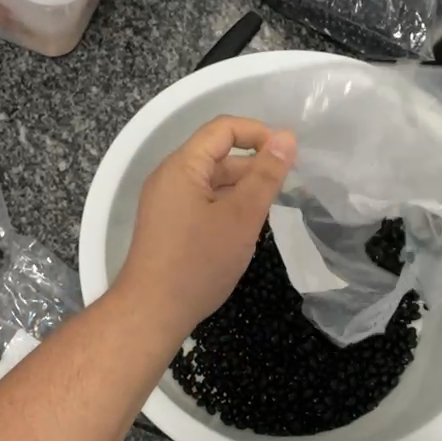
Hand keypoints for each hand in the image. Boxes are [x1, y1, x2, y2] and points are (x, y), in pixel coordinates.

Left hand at [111, 116, 296, 339]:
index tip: (289, 155)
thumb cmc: (198, 263)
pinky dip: (226, 208)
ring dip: (242, 190)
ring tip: (270, 211)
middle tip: (287, 188)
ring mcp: (166, 203)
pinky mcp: (168, 225)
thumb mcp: (241, 217)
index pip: (223, 129)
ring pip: (211, 182)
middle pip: (217, 155)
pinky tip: (245, 230)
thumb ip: (265, 176)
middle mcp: (169, 178)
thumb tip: (286, 138)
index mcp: (182, 166)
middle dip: (253, 165)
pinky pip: (202, 202)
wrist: (152, 311)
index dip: (258, 133)